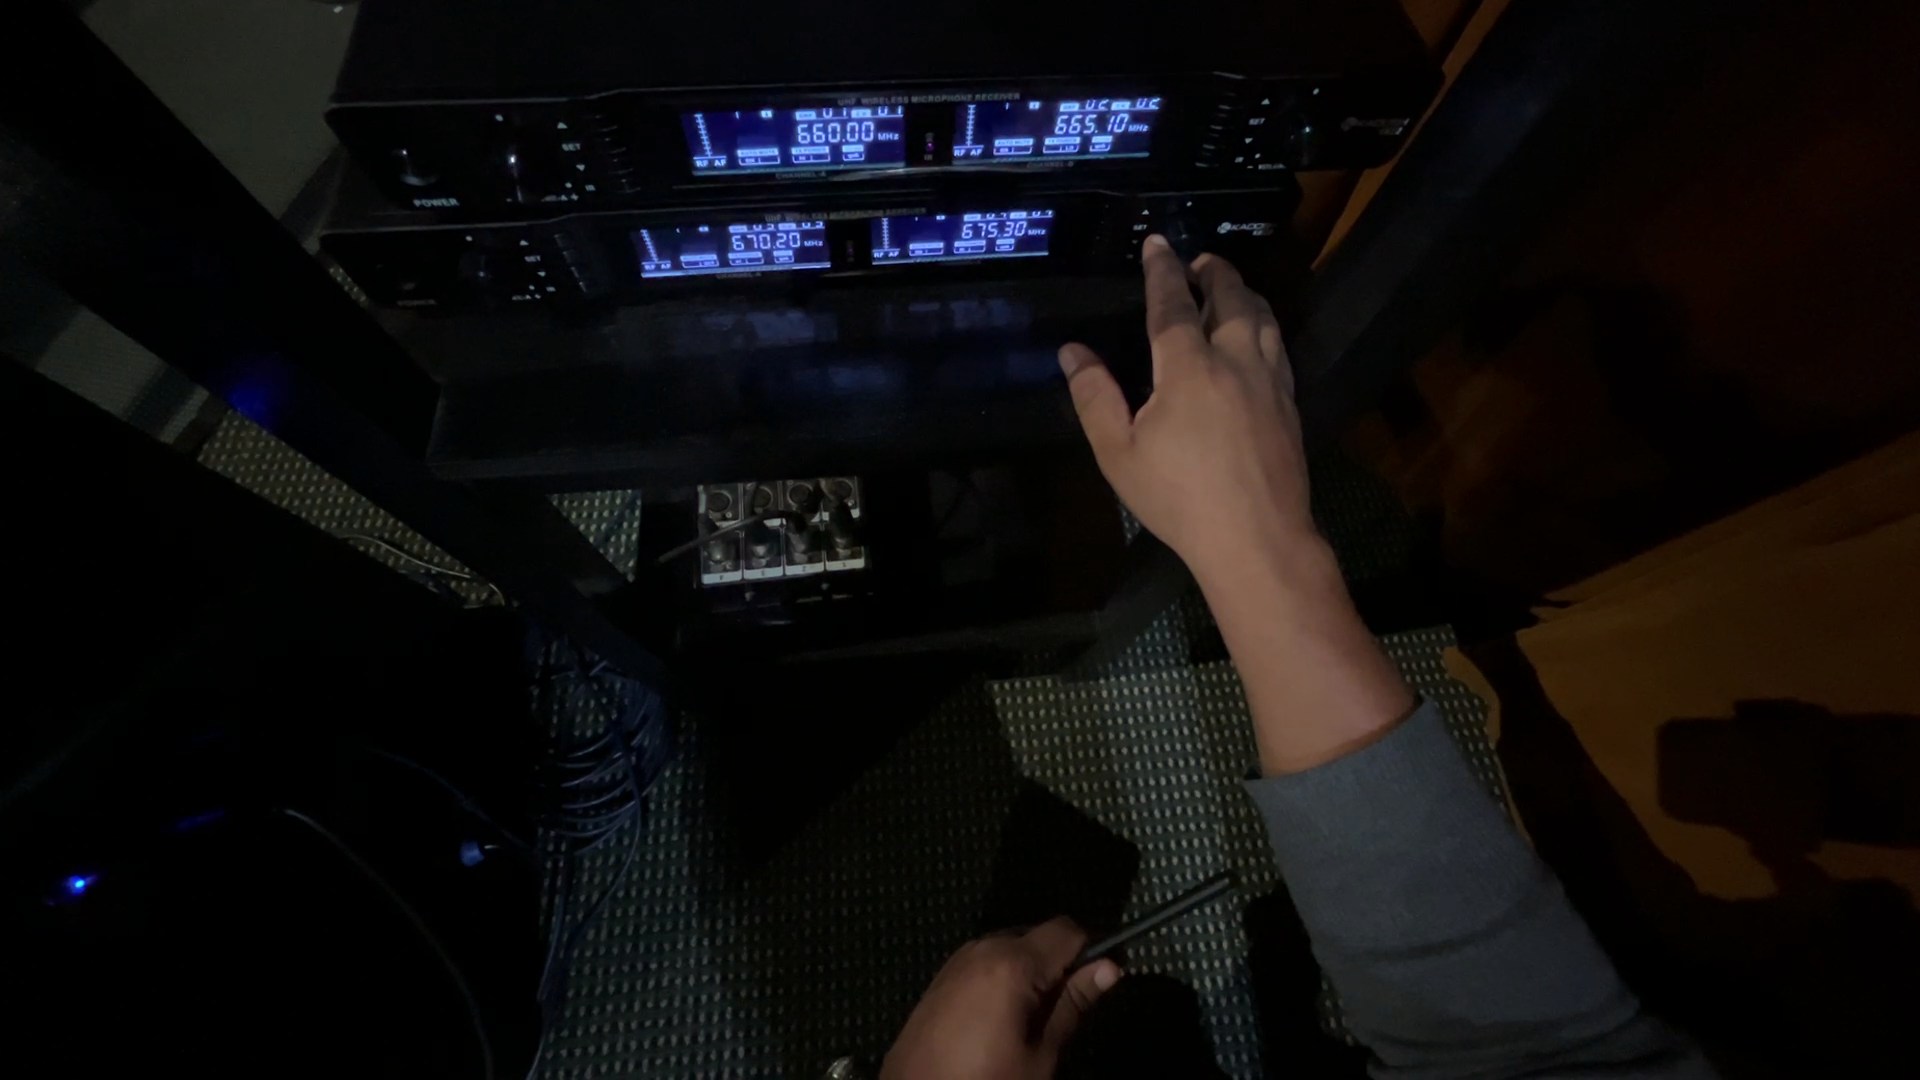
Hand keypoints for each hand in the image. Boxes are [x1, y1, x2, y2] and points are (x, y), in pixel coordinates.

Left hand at [881, 919, 1121, 1079]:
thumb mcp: (1039, 1056)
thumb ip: (1072, 1005)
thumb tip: (1110, 968)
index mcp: (1012, 962)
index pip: (1067, 930)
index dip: (1093, 949)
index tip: (1107, 976)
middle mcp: (985, 946)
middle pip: (1039, 936)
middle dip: (1060, 963)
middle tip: (1068, 1010)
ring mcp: (961, 957)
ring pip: (1013, 946)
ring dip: (1032, 971)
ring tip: (1034, 1020)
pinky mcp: (945, 973)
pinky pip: (987, 960)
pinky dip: (1005, 976)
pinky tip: (1002, 1018)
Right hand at [1056, 235, 1310, 587]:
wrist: (1255, 537)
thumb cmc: (1178, 497)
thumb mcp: (1119, 453)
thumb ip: (1095, 397)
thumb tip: (1073, 352)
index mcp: (1188, 368)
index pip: (1173, 305)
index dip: (1162, 270)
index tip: (1157, 243)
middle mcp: (1236, 360)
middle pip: (1230, 299)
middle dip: (1213, 273)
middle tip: (1199, 261)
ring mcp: (1269, 381)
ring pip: (1263, 318)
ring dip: (1244, 293)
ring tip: (1229, 288)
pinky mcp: (1289, 404)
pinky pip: (1278, 346)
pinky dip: (1264, 325)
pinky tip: (1258, 338)